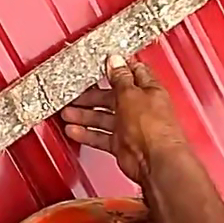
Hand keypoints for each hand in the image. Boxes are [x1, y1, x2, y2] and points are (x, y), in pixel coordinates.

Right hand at [58, 56, 189, 182]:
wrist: (155, 161)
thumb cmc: (153, 128)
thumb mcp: (131, 94)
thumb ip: (120, 78)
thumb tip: (115, 61)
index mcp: (147, 91)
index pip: (132, 73)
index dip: (117, 68)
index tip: (100, 65)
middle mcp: (139, 109)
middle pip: (112, 98)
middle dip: (92, 96)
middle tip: (74, 93)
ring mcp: (130, 128)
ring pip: (103, 118)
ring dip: (84, 115)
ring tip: (68, 112)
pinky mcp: (122, 145)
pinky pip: (100, 137)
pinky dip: (86, 134)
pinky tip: (74, 130)